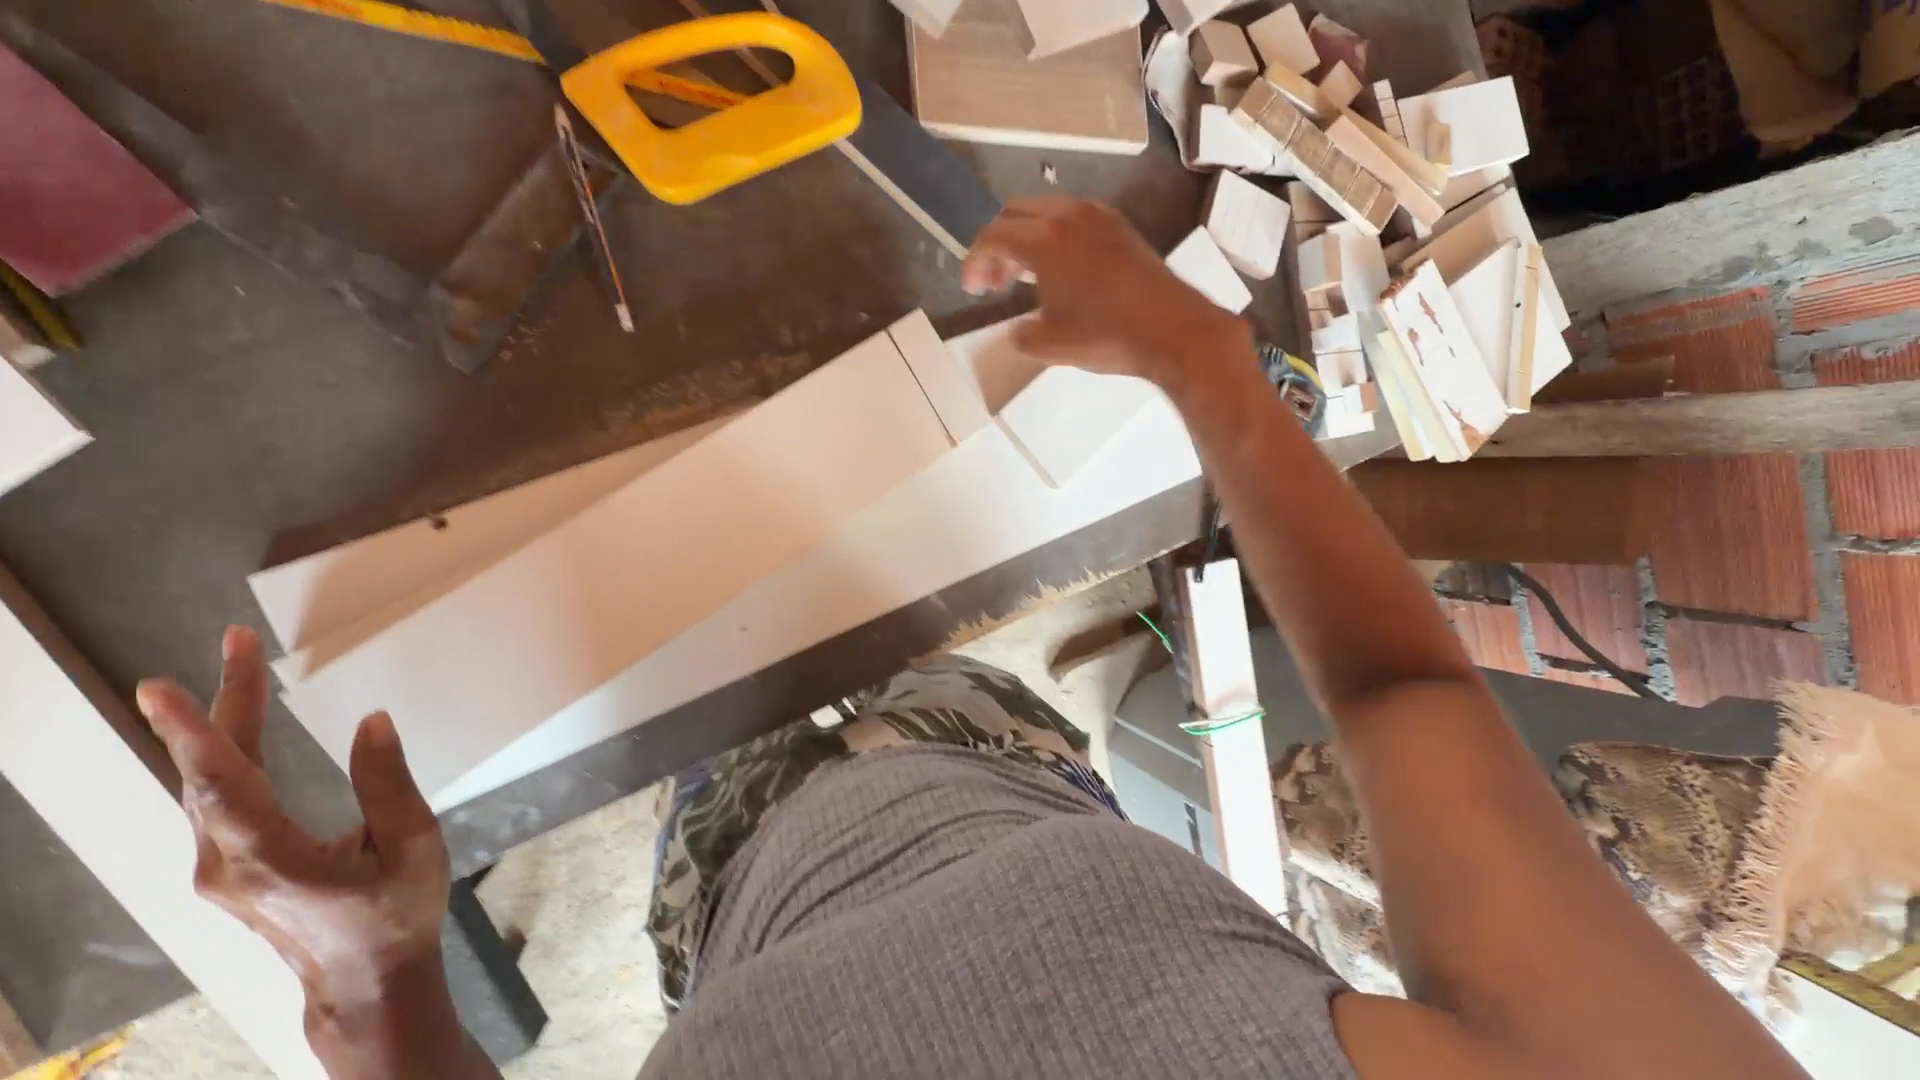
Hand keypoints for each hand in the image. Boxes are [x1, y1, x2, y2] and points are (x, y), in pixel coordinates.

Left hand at [136, 627, 448, 1004]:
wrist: (367, 982)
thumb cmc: (397, 914)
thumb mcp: (412, 847)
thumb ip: (388, 784)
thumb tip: (372, 720)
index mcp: (272, 859)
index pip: (223, 786)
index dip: (195, 732)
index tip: (161, 688)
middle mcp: (227, 864)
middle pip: (210, 775)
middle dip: (220, 706)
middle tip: (238, 642)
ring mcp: (221, 870)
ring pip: (207, 788)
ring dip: (221, 727)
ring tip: (243, 672)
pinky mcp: (230, 870)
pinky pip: (216, 803)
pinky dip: (225, 757)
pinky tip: (239, 732)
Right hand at [961, 197, 1253, 385]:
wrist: (1174, 330)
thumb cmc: (1107, 336)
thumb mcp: (1051, 345)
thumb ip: (1022, 335)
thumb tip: (1019, 330)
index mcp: (1044, 239)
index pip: (993, 236)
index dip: (974, 261)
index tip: (971, 288)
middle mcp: (1069, 216)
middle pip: (1016, 214)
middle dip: (997, 245)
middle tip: (993, 282)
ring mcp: (1099, 218)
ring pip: (1047, 212)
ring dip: (1027, 238)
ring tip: (1024, 276)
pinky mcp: (1121, 229)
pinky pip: (1074, 220)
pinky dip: (1055, 237)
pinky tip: (1062, 271)